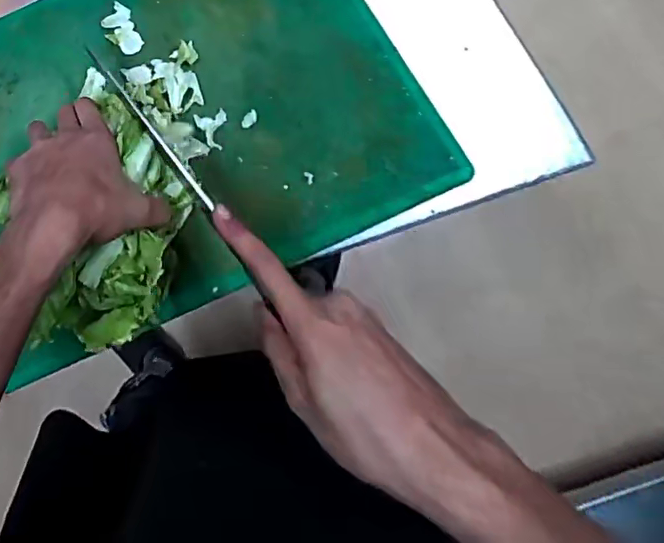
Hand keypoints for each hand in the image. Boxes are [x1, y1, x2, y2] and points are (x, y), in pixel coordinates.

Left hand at [3, 98, 170, 269]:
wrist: (52, 224)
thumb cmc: (97, 208)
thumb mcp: (135, 211)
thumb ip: (154, 209)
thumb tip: (172, 212)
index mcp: (96, 139)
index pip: (89, 107)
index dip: (88, 110)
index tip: (90, 119)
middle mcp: (66, 136)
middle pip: (63, 111)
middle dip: (66, 118)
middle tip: (72, 136)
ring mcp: (38, 149)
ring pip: (36, 128)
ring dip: (41, 137)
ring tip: (46, 155)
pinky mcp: (18, 167)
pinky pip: (17, 161)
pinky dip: (22, 169)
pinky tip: (27, 183)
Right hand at [214, 205, 607, 542]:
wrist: (440, 451)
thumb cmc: (366, 435)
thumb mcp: (305, 404)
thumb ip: (277, 352)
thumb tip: (264, 316)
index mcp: (313, 323)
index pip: (267, 271)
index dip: (242, 239)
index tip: (222, 212)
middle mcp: (338, 305)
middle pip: (295, 306)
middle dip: (291, 335)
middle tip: (309, 386)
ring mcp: (363, 314)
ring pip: (319, 320)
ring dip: (318, 348)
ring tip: (341, 400)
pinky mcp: (380, 327)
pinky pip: (343, 329)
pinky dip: (339, 354)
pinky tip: (359, 394)